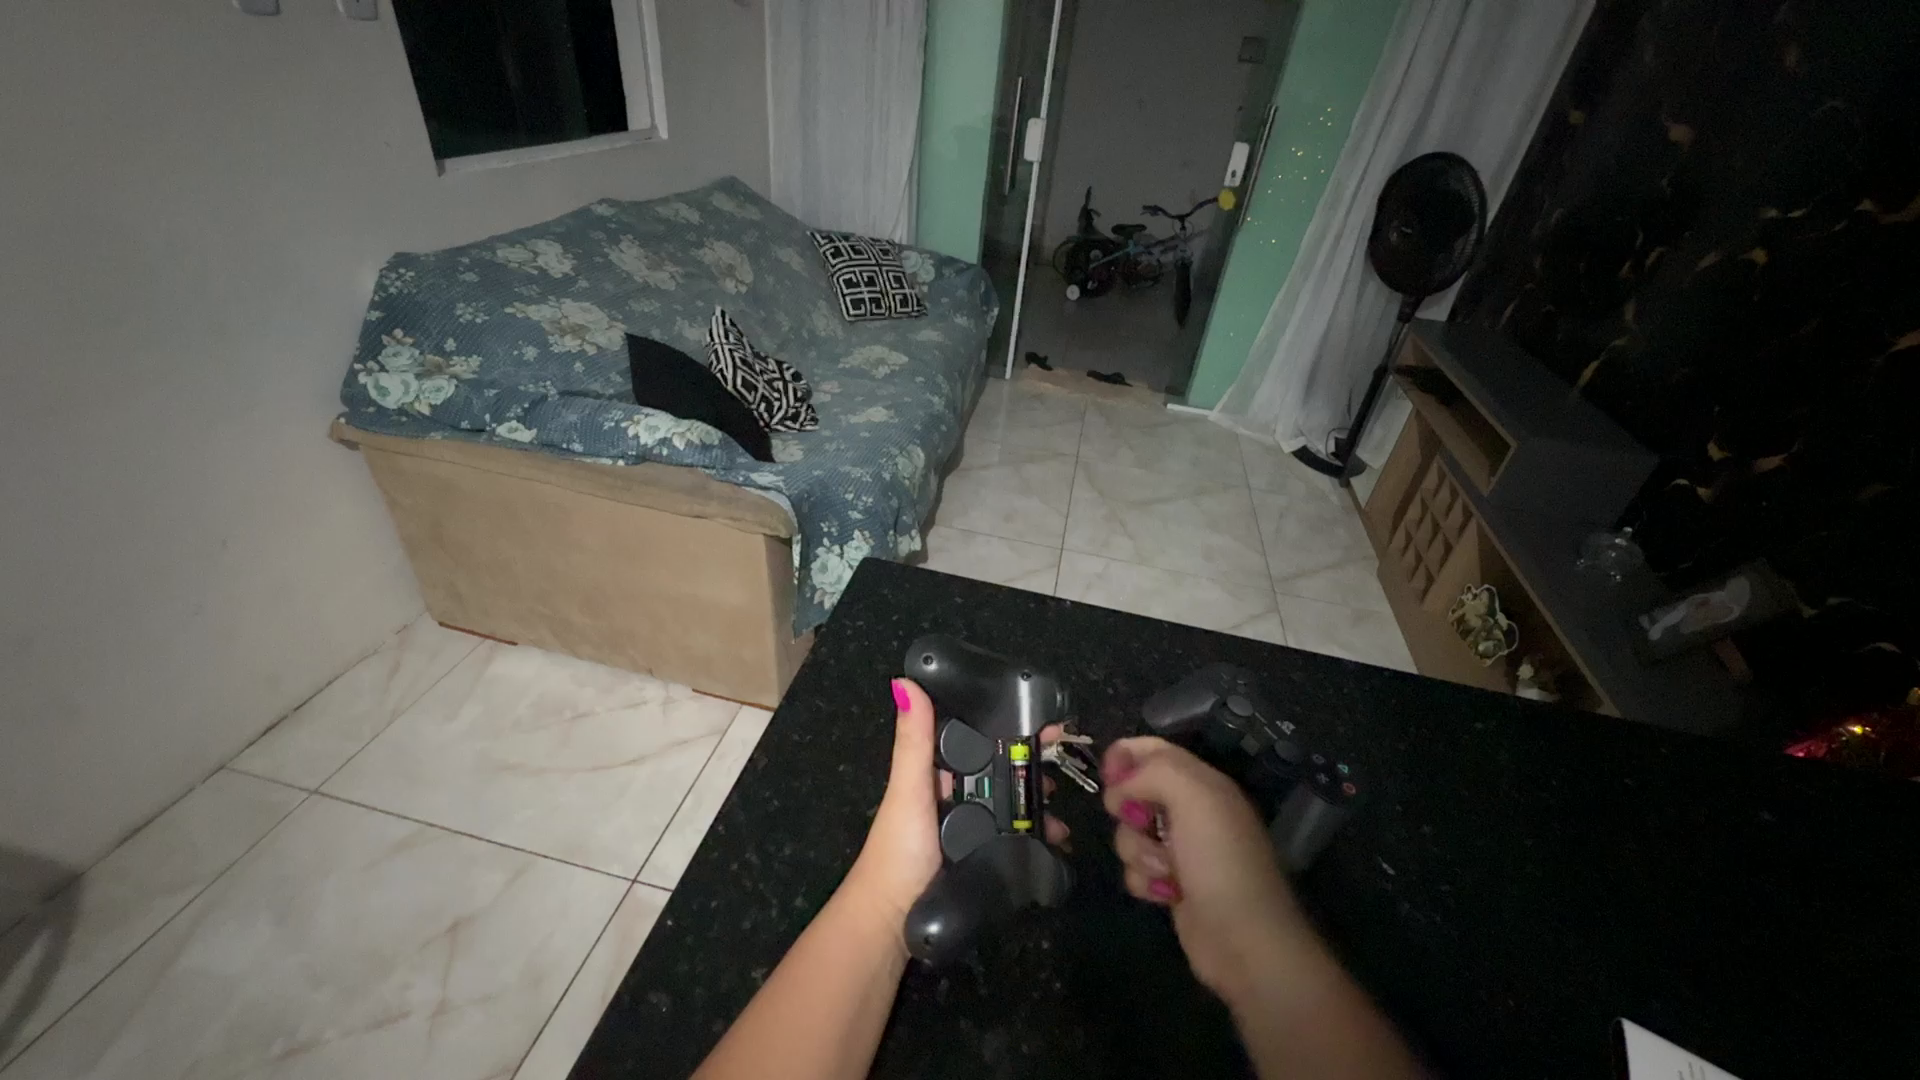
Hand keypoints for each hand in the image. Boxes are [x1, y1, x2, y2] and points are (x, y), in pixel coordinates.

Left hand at [843, 678, 1067, 942]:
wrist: (891, 924)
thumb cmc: (899, 851)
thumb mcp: (909, 791)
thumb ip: (913, 742)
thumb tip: (906, 680)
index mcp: (932, 776)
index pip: (973, 741)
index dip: (1005, 730)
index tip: (1044, 725)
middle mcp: (951, 798)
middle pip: (998, 774)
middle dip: (1030, 771)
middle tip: (1061, 772)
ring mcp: (967, 831)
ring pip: (1009, 807)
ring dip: (1036, 807)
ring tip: (1060, 817)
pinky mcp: (980, 860)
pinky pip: (1013, 839)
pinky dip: (1034, 837)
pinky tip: (1055, 844)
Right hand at [1101, 737, 1315, 1006]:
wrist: (1244, 940)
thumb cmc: (1220, 860)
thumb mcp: (1194, 797)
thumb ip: (1152, 771)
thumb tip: (1121, 787)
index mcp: (1201, 782)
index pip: (1152, 749)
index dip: (1124, 756)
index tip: (1108, 778)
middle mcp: (1190, 811)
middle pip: (1133, 791)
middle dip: (1128, 810)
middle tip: (1143, 823)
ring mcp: (1179, 849)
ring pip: (1129, 833)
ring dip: (1138, 851)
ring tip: (1165, 870)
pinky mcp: (1169, 883)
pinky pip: (1134, 868)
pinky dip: (1143, 880)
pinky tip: (1165, 894)